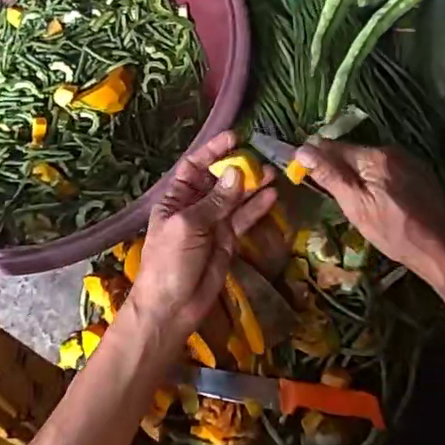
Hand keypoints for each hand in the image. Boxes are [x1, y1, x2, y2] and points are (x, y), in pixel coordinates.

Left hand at [130, 131, 277, 338]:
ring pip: (236, 198)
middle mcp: (195, 206)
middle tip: (263, 156)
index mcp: (176, 198)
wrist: (172, 307)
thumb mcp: (188, 225)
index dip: (213, 151)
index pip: (195, 166)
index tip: (234, 137)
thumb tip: (237, 172)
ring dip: (253, 185)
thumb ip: (215, 201)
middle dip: (239, 166)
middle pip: (219, 179)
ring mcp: (213, 223)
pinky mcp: (228, 240)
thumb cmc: (170, 261)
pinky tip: (272, 195)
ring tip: (274, 172)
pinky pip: (244, 218)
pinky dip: (257, 207)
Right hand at [291, 140, 444, 274]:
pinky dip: (374, 180)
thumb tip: (303, 149)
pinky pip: (386, 170)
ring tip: (348, 198)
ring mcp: (409, 162)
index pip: (333, 146)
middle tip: (325, 191)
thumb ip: (330, 175)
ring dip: (355, 174)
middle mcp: (392, 151)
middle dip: (335, 167)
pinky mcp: (419, 175)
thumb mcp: (356, 206)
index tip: (300, 172)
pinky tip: (375, 200)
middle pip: (352, 152)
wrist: (443, 249)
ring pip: (370, 162)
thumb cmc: (394, 231)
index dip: (315, 158)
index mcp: (375, 156)